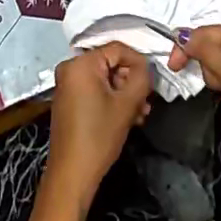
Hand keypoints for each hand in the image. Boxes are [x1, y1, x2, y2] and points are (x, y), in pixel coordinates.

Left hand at [45, 44, 152, 197]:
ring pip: (105, 79)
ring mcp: (67, 84)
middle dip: (131, 82)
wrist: (72, 171)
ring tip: (140, 114)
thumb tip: (145, 67)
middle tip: (146, 102)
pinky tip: (128, 118)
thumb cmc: (99, 135)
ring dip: (125, 94)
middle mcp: (70, 68)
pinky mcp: (69, 99)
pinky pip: (95, 90)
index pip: (117, 49)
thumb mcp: (126, 104)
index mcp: (80, 63)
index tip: (152, 83)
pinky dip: (112, 100)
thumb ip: (140, 79)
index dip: (138, 63)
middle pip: (110, 64)